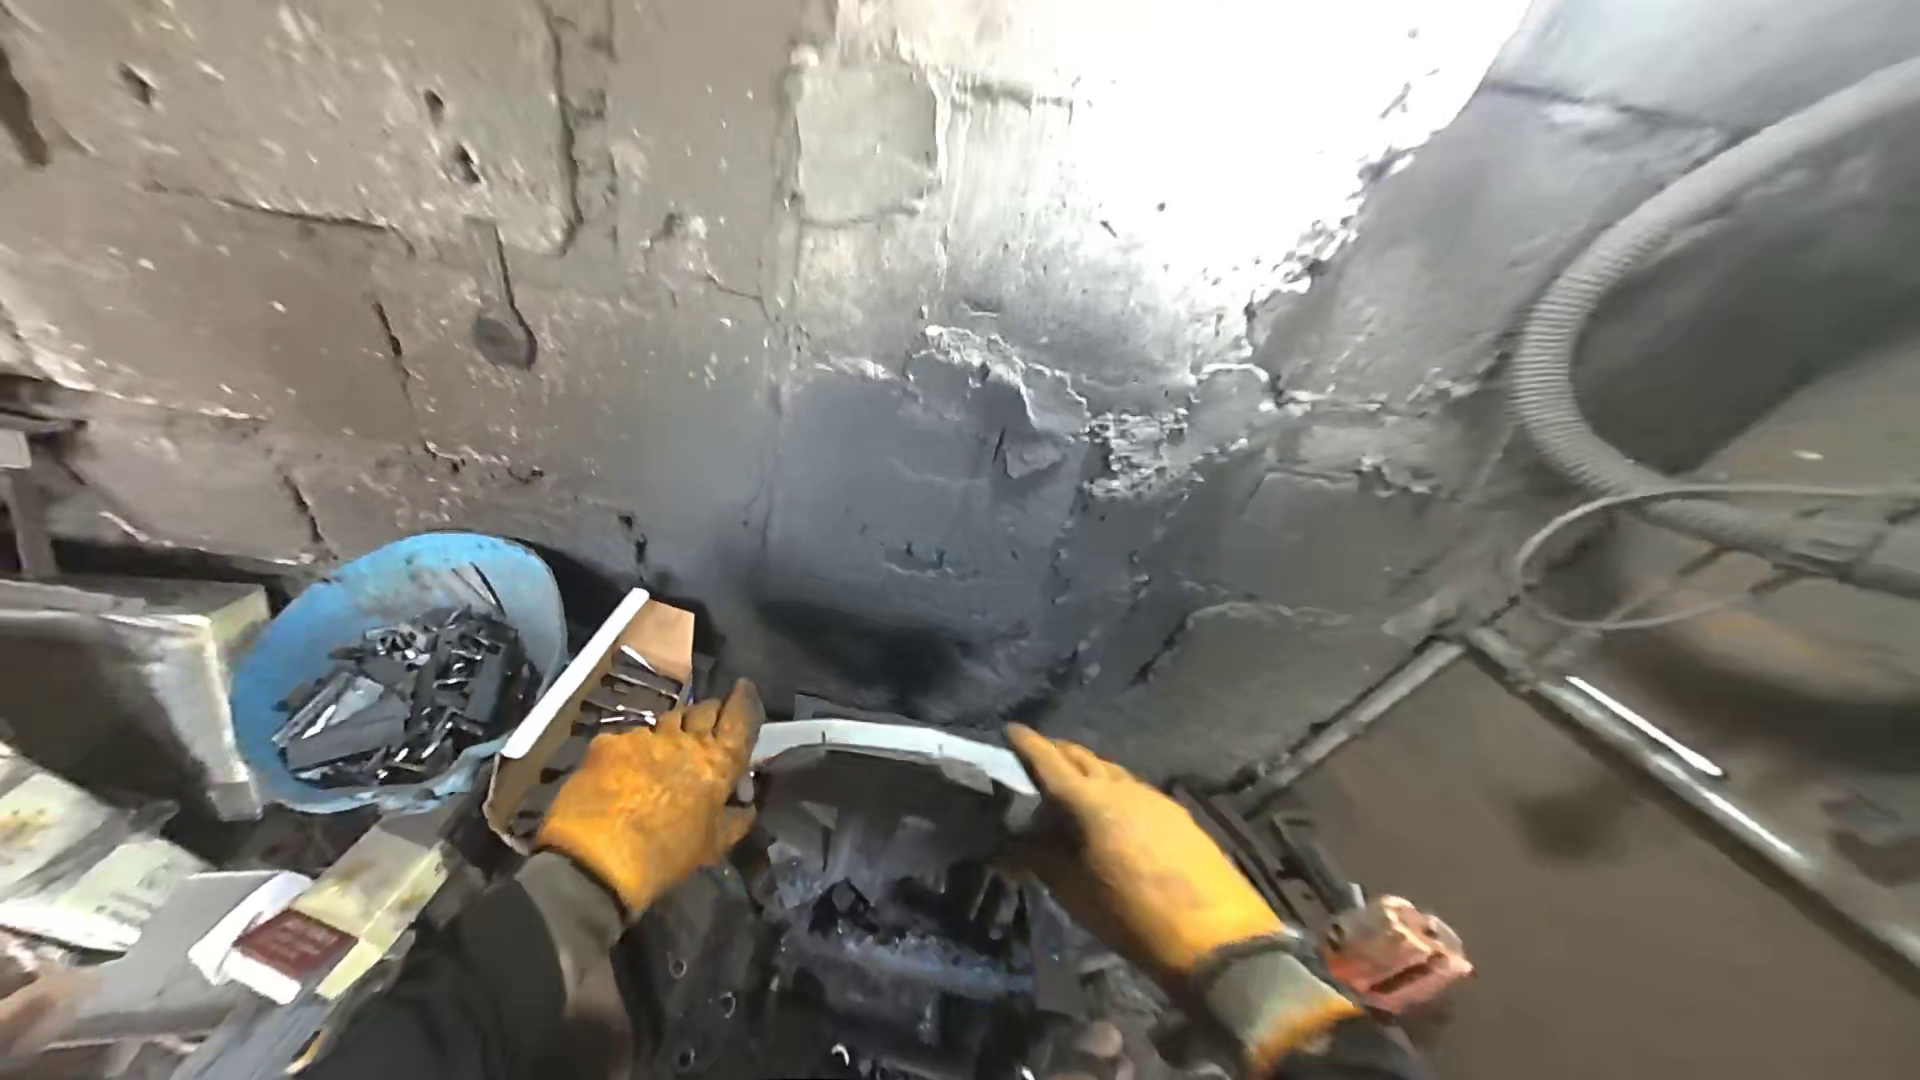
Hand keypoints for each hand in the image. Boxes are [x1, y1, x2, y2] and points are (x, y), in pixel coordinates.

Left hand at [537, 679, 761, 914]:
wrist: (593, 865)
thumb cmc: (665, 858)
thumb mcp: (713, 845)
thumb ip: (736, 819)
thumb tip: (747, 805)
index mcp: (718, 762)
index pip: (741, 715)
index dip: (745, 698)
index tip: (743, 688)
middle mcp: (687, 740)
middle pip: (705, 708)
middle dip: (709, 711)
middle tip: (706, 726)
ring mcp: (647, 737)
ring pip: (668, 718)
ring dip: (673, 728)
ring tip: (666, 746)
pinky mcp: (610, 743)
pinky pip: (629, 737)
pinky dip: (633, 748)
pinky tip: (624, 769)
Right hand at [1005, 724, 1287, 984]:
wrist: (1215, 936)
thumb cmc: (1129, 913)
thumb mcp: (1072, 890)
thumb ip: (1037, 858)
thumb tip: (1006, 845)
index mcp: (1088, 800)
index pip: (1049, 761)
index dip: (1028, 743)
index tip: (1012, 729)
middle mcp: (1119, 787)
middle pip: (1082, 758)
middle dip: (1057, 752)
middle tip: (1039, 756)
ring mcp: (1151, 796)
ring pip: (1110, 771)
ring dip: (1087, 770)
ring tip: (1075, 784)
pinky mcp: (1175, 813)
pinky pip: (1133, 788)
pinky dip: (1113, 789)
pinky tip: (1115, 811)